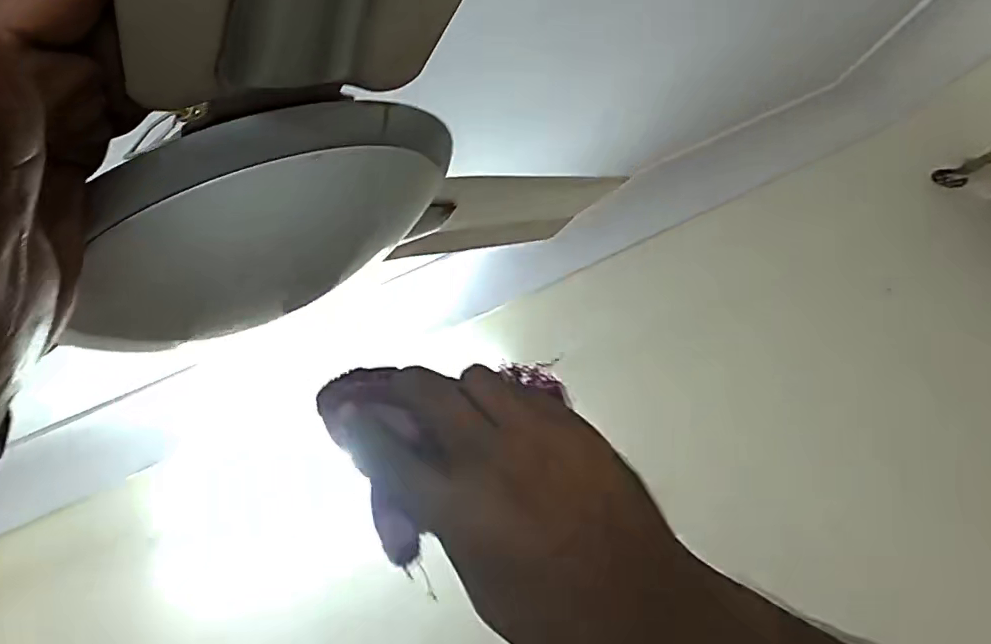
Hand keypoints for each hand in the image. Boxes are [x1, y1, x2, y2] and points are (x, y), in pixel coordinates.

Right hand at [324, 366, 817, 643]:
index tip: (343, 410)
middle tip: (391, 396)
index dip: (359, 424)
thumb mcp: (478, 578)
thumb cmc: (555, 613)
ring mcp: (533, 430)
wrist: (647, 606)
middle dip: (397, 387)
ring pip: (471, 377)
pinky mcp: (569, 421)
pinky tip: (505, 423)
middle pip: (422, 389)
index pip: (388, 449)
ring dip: (456, 394)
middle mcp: (490, 456)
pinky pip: (516, 388)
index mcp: (459, 506)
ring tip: (463, 418)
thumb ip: (436, 515)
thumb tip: (408, 476)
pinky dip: (499, 399)